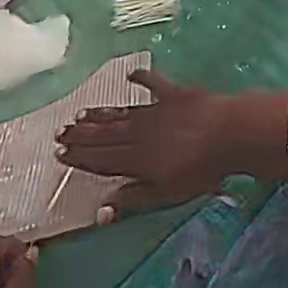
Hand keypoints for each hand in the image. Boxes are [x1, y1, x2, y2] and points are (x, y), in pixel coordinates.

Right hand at [56, 70, 234, 220]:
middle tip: (60, 131)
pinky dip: (142, 79)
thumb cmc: (200, 171)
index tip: (60, 153)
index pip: (102, 159)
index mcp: (137, 159)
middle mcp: (140, 133)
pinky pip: (154, 84)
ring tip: (80, 113)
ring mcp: (157, 111)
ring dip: (100, 114)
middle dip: (82, 135)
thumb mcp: (166, 194)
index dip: (81, 157)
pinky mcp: (175, 94)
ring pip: (122, 113)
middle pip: (106, 135)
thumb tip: (99, 212)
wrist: (227, 133)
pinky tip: (130, 75)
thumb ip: (133, 200)